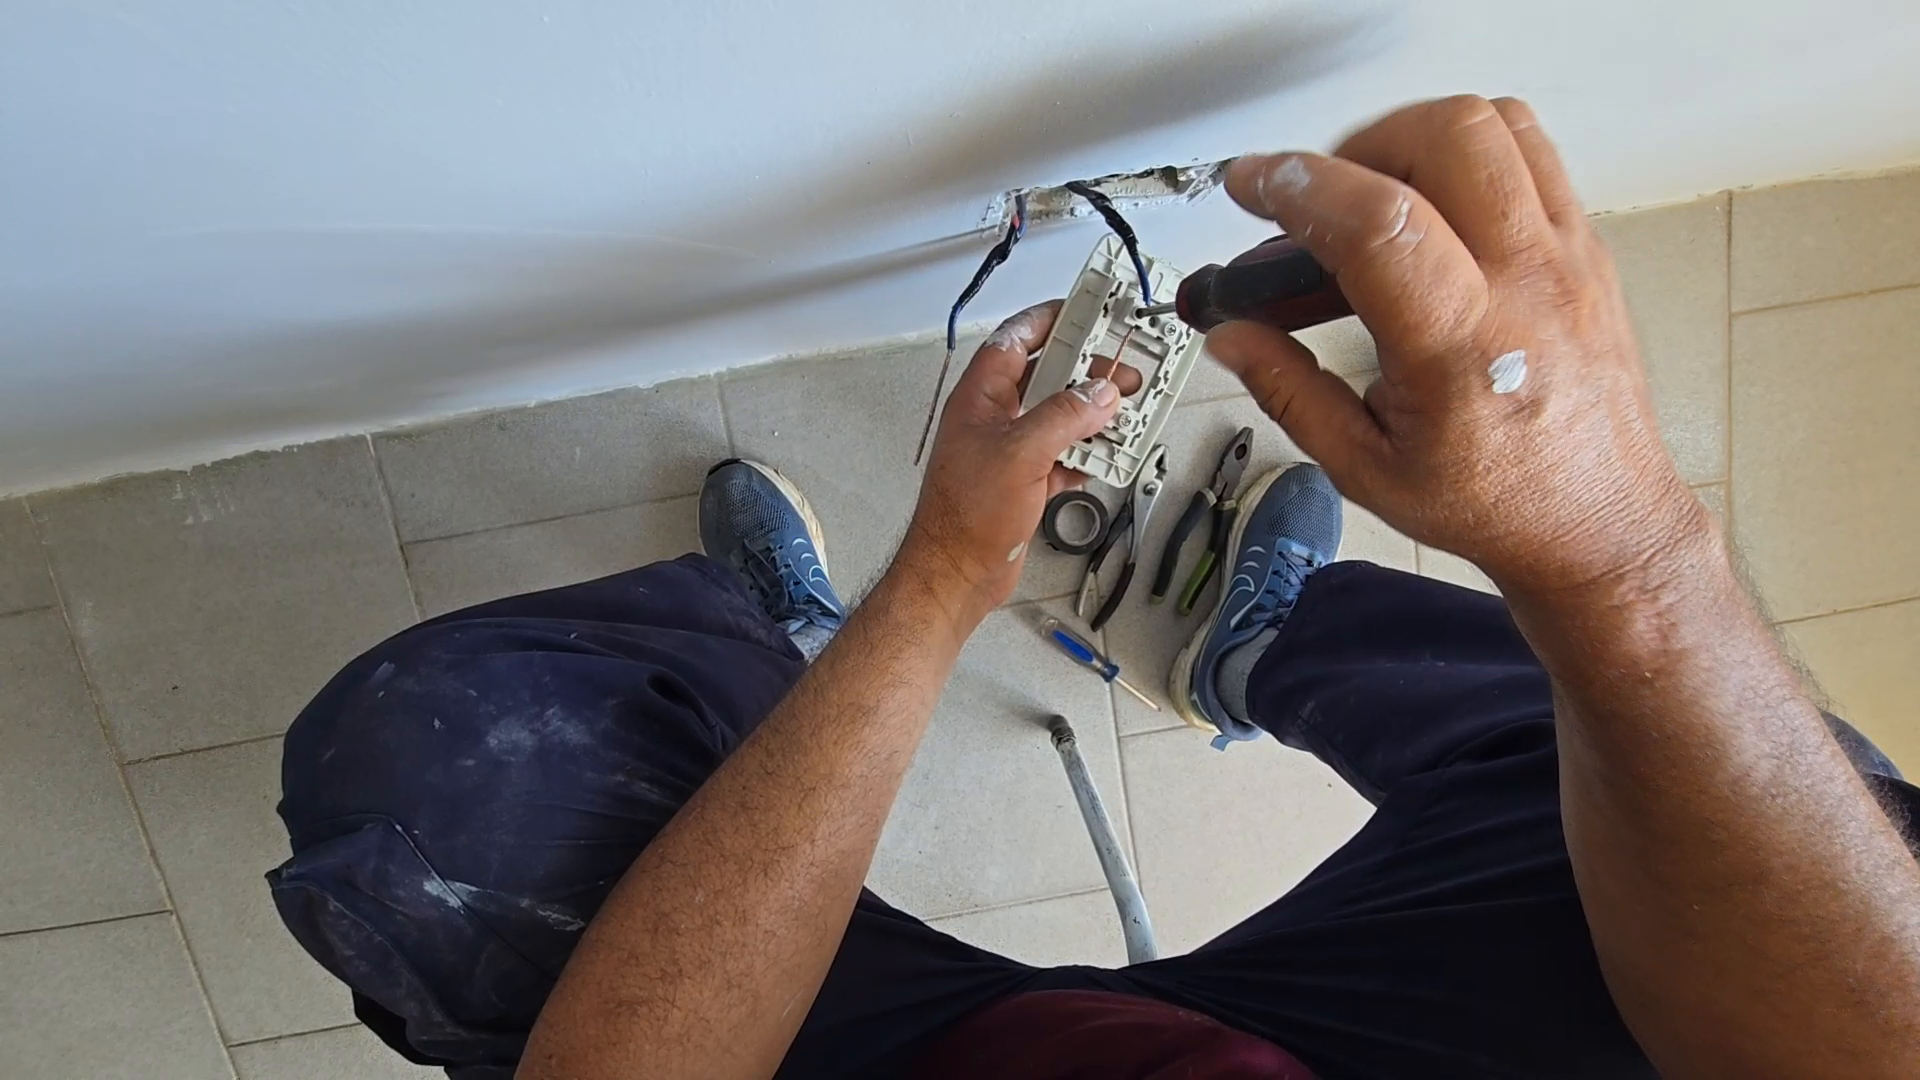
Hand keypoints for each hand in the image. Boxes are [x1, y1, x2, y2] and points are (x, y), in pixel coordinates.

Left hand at [895, 302, 1123, 622]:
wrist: (957, 573)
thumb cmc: (967, 515)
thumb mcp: (1020, 453)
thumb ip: (1064, 417)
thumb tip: (1099, 393)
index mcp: (981, 398)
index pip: (1016, 340)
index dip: (1050, 321)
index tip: (1087, 311)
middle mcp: (993, 420)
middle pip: (1044, 379)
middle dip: (1084, 374)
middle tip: (1122, 372)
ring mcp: (1007, 451)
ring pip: (1056, 419)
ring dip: (1089, 418)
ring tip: (1124, 414)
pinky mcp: (1021, 482)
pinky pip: (1059, 457)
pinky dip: (1082, 456)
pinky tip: (1103, 459)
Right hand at [1207, 95, 1710, 594]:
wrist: (1592, 515)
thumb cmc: (1486, 500)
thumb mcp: (1359, 463)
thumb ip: (1287, 390)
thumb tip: (1232, 338)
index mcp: (1459, 345)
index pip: (1378, 224)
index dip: (1299, 188)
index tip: (1251, 184)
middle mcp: (1526, 281)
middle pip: (1446, 137)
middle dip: (1353, 150)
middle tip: (1311, 204)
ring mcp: (1567, 254)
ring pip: (1494, 125)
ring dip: (1406, 144)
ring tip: (1360, 205)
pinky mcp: (1584, 248)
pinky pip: (1527, 154)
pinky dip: (1457, 158)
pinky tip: (1418, 218)